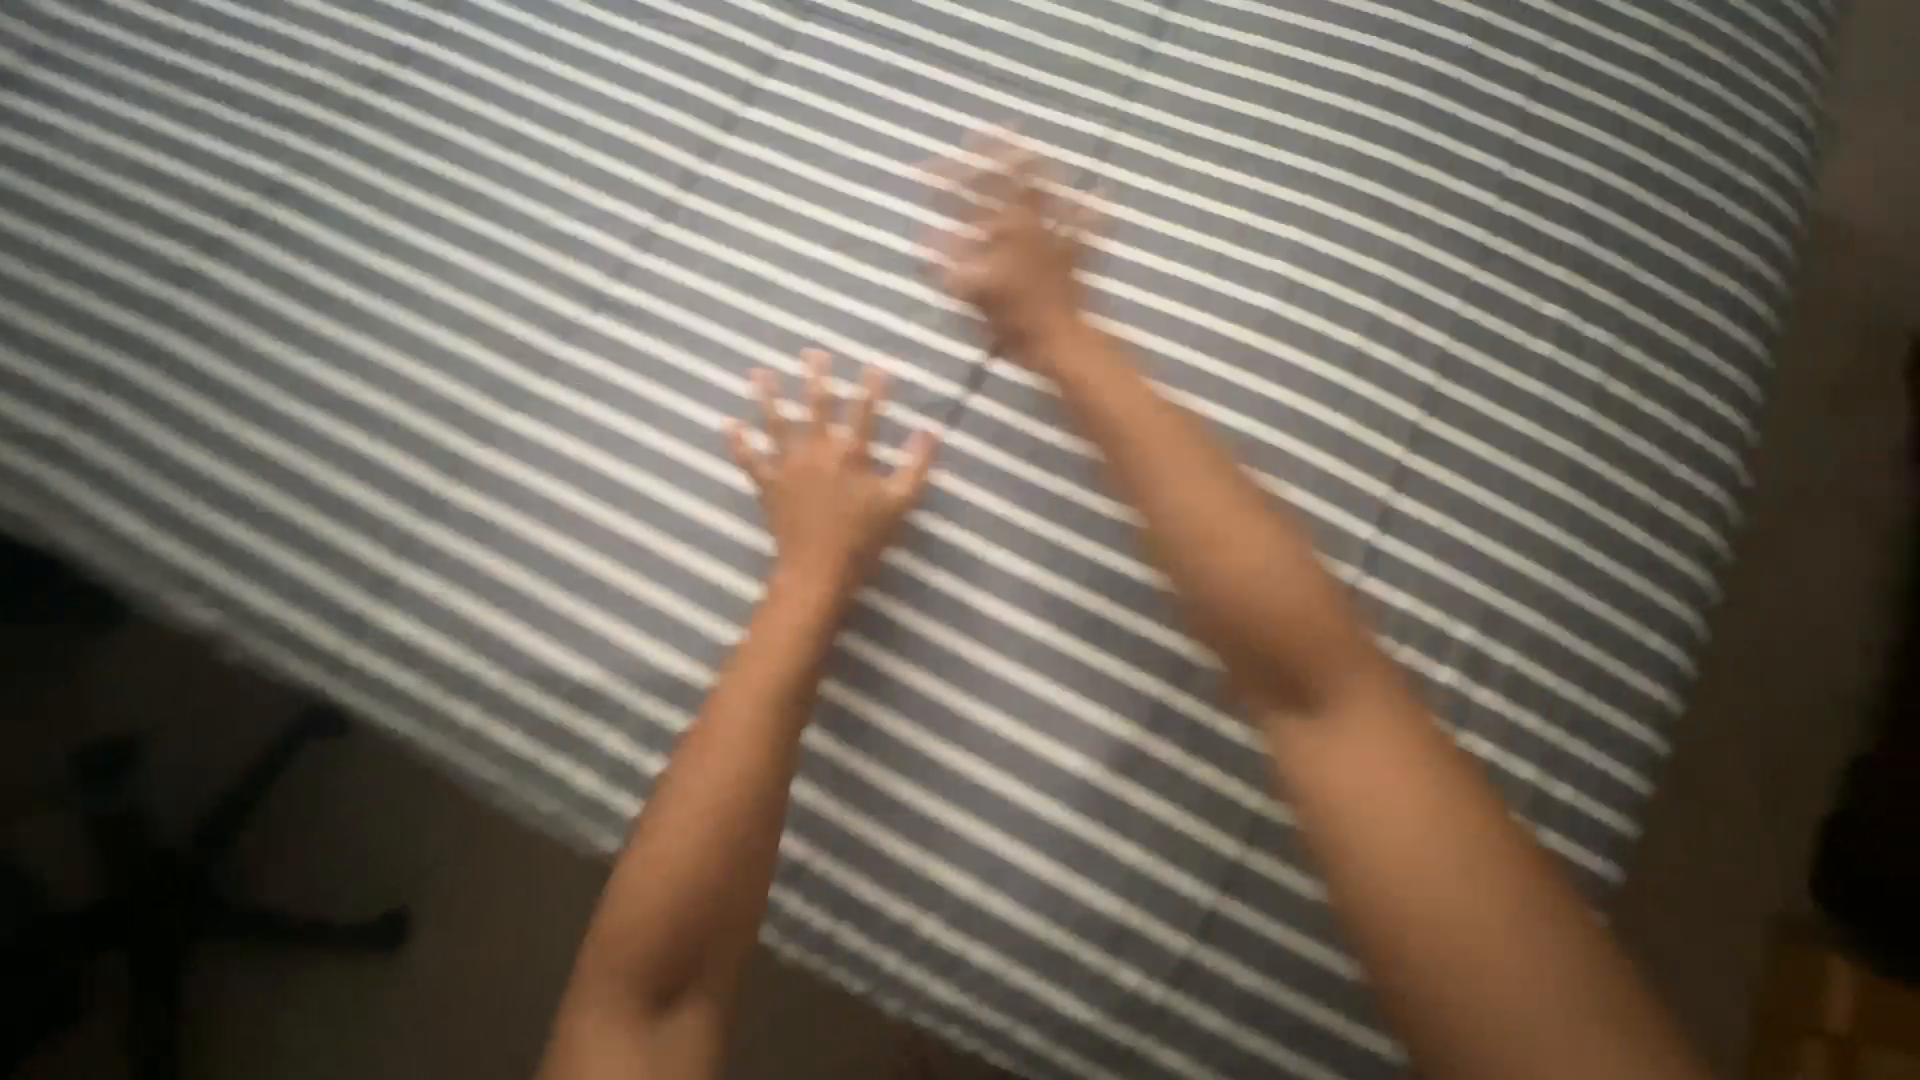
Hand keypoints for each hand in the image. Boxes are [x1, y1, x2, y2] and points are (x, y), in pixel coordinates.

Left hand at [728, 349, 939, 597]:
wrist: (818, 569)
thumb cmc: (864, 538)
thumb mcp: (901, 502)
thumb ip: (917, 465)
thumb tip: (930, 431)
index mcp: (851, 453)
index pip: (865, 411)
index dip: (872, 386)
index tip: (876, 364)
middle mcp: (817, 450)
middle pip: (817, 406)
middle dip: (817, 378)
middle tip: (812, 353)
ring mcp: (788, 465)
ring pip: (776, 423)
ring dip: (768, 396)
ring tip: (759, 373)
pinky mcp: (768, 484)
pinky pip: (749, 459)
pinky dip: (738, 442)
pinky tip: (728, 424)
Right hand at [923, 127, 1099, 365]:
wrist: (1062, 342)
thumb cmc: (1013, 324)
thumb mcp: (973, 297)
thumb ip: (950, 265)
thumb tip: (924, 236)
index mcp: (999, 235)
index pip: (967, 200)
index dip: (948, 179)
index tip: (931, 163)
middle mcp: (1027, 228)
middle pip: (1008, 184)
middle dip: (995, 157)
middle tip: (991, 129)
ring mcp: (1055, 239)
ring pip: (1046, 195)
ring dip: (1039, 171)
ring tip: (1034, 148)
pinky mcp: (1078, 255)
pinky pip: (1088, 228)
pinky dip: (1095, 212)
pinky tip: (1104, 190)